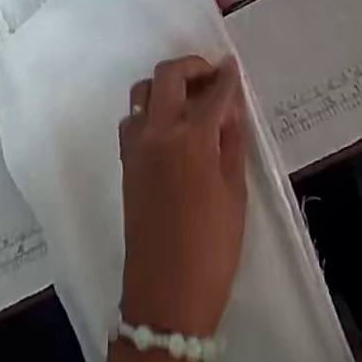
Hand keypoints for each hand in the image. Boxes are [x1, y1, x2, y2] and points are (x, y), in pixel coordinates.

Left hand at [118, 55, 250, 338]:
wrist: (166, 295)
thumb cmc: (213, 247)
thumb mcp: (235, 192)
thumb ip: (232, 143)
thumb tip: (231, 110)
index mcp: (190, 138)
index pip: (213, 94)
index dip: (227, 78)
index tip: (233, 66)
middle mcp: (157, 132)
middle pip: (168, 77)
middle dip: (193, 68)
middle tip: (214, 77)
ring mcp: (135, 147)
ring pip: (143, 93)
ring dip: (167, 85)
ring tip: (193, 100)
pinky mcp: (126, 163)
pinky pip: (133, 119)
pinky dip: (151, 109)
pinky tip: (172, 128)